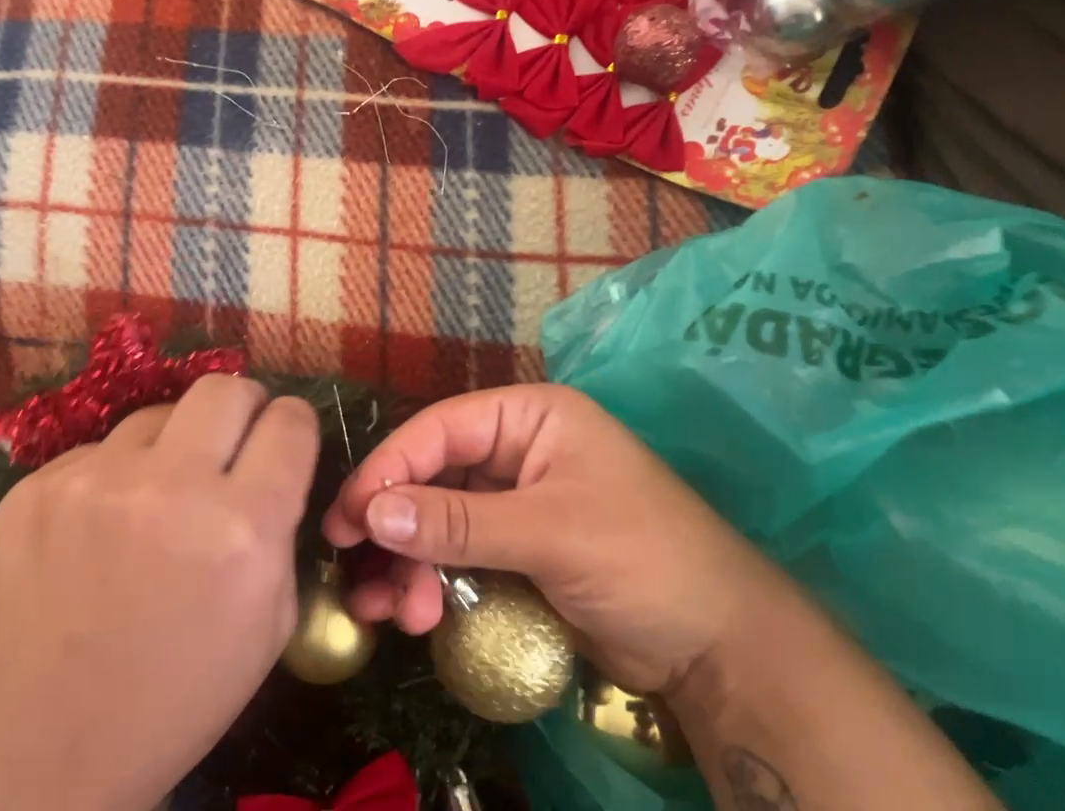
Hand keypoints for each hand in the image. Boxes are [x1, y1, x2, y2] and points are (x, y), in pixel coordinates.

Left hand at [0, 376, 319, 810]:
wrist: (44, 748)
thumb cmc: (177, 699)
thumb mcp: (269, 625)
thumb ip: (278, 531)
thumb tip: (272, 463)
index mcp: (242, 530)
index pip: (289, 423)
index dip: (293, 427)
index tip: (284, 440)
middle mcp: (168, 488)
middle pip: (224, 389)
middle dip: (243, 409)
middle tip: (232, 445)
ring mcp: (91, 482)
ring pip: (156, 415)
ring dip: (173, 446)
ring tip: (159, 499)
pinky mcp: (33, 488)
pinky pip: (97, 453)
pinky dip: (114, 477)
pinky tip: (102, 531)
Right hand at [322, 384, 791, 694]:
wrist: (718, 647)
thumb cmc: (644, 561)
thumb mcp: (550, 534)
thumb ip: (458, 522)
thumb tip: (373, 512)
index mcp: (531, 418)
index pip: (439, 430)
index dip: (388, 469)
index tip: (346, 517)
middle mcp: (517, 451)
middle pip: (430, 477)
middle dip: (396, 528)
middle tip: (357, 570)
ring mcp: (515, 504)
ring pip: (436, 522)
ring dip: (408, 565)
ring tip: (391, 612)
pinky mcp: (515, 552)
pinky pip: (455, 557)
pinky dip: (431, 583)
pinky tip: (420, 617)